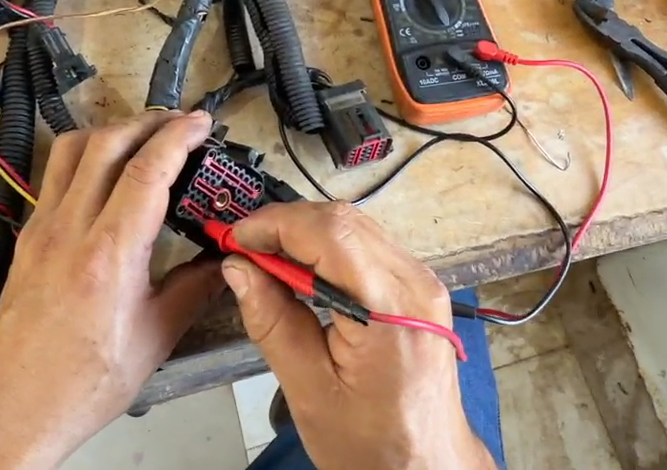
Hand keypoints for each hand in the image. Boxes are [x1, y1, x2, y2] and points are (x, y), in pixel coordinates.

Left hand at [0, 110, 222, 469]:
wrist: (17, 407)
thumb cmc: (88, 380)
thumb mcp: (156, 336)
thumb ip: (196, 286)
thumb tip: (226, 255)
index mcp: (108, 255)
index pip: (146, 171)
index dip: (178, 136)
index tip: (201, 122)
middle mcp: (70, 229)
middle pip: (107, 144)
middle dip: (150, 122)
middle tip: (182, 123)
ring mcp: (42, 227)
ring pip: (72, 148)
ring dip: (114, 130)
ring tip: (145, 134)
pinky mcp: (27, 233)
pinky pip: (55, 172)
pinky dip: (87, 153)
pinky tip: (108, 168)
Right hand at [224, 202, 495, 469]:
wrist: (431, 468)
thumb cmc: (371, 444)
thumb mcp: (310, 392)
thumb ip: (273, 323)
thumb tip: (237, 267)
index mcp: (391, 310)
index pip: (331, 235)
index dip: (277, 224)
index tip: (236, 237)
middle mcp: (415, 281)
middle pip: (343, 221)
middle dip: (287, 224)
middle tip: (245, 248)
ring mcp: (422, 279)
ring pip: (354, 224)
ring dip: (305, 231)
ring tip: (266, 256)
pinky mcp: (419, 283)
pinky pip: (367, 242)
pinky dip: (327, 244)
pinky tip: (301, 265)